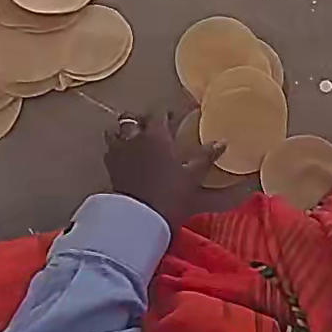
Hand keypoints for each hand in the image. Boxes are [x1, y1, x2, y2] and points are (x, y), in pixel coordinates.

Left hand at [104, 110, 223, 230]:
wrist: (140, 218)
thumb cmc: (171, 194)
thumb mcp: (193, 176)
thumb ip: (206, 157)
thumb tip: (222, 141)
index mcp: (156, 135)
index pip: (159, 113)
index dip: (167, 113)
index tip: (175, 118)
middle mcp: (134, 138)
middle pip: (133, 118)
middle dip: (143, 119)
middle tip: (155, 128)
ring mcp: (118, 152)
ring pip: (115, 130)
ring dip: (125, 131)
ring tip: (135, 140)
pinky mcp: (109, 168)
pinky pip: (109, 149)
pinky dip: (116, 148)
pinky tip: (126, 157)